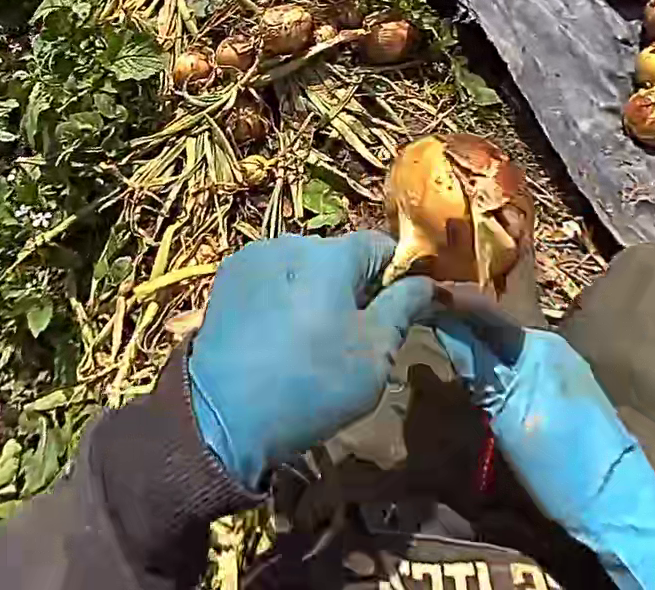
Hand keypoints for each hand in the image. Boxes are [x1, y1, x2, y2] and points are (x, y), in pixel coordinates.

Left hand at [188, 231, 436, 488]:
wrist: (224, 412)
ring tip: (306, 333)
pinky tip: (274, 328)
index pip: (380, 245)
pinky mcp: (229, 271)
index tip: (396, 307)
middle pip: (339, 254)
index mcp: (333, 255)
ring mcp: (257, 254)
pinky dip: (280, 290)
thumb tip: (429, 282)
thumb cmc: (312, 383)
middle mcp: (294, 241)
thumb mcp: (374, 353)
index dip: (395, 273)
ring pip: (303, 263)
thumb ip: (404, 306)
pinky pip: (271, 273)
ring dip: (313, 286)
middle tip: (349, 331)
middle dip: (351, 283)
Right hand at [435, 313, 654, 589]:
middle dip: (458, 314)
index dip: (449, 300)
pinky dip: (492, 355)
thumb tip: (441, 324)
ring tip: (442, 335)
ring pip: (505, 338)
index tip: (415, 293)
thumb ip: (477, 368)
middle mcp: (549, 342)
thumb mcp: (509, 418)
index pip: (483, 310)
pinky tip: (477, 365)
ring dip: (474, 335)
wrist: (622, 507)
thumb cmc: (562, 465)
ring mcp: (560, 361)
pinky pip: (518, 355)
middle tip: (422, 313)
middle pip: (493, 320)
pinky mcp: (564, 382)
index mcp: (536, 345)